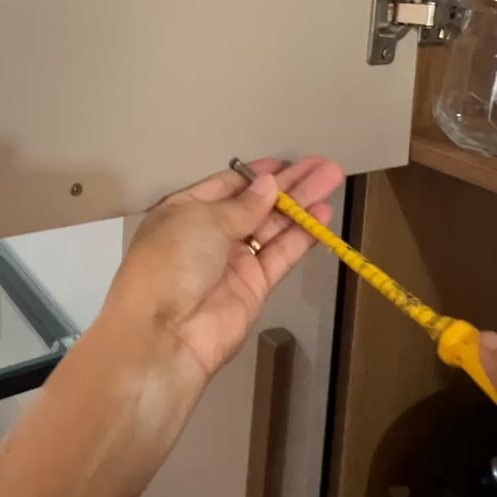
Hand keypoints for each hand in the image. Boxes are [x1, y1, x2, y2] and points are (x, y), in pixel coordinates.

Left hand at [103, 156, 342, 386]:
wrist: (164, 335)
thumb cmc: (171, 262)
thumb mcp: (202, 221)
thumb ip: (242, 205)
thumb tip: (268, 184)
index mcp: (185, 210)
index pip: (227, 185)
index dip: (257, 173)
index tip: (287, 161)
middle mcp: (209, 233)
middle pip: (255, 203)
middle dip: (289, 185)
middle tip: (323, 165)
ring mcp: (233, 261)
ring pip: (273, 226)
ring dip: (302, 204)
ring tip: (332, 179)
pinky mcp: (254, 287)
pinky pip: (280, 254)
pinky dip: (302, 236)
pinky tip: (323, 215)